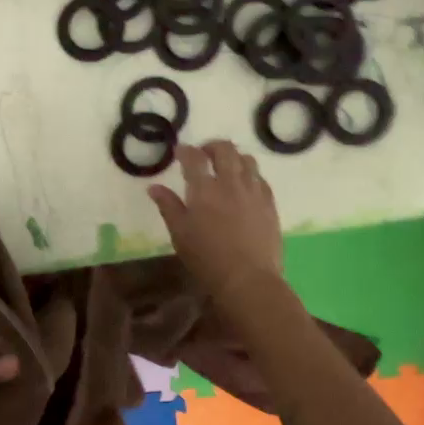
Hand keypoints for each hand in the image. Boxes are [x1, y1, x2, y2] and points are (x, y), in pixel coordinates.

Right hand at [147, 141, 283, 303]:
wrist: (248, 278)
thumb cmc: (206, 258)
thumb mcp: (179, 233)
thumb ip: (168, 206)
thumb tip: (154, 187)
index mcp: (204, 189)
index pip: (194, 157)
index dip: (185, 150)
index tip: (180, 152)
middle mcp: (231, 182)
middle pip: (225, 149)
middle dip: (212, 146)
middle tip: (203, 155)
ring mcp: (254, 191)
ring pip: (246, 160)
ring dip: (233, 158)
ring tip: (225, 168)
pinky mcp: (269, 203)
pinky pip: (260, 178)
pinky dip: (249, 174)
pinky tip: (244, 186)